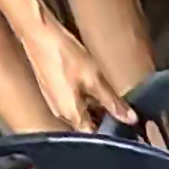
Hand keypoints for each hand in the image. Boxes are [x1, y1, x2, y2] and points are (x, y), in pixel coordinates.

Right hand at [20, 22, 135, 130]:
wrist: (36, 30)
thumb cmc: (63, 54)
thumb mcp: (94, 79)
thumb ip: (113, 102)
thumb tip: (131, 119)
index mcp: (73, 117)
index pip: (96, 139)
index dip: (112, 138)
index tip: (128, 134)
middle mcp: (62, 115)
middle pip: (89, 128)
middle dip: (106, 124)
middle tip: (122, 117)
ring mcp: (56, 104)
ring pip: (83, 116)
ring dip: (97, 112)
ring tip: (111, 103)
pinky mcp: (53, 92)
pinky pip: (74, 105)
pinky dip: (86, 102)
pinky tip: (94, 92)